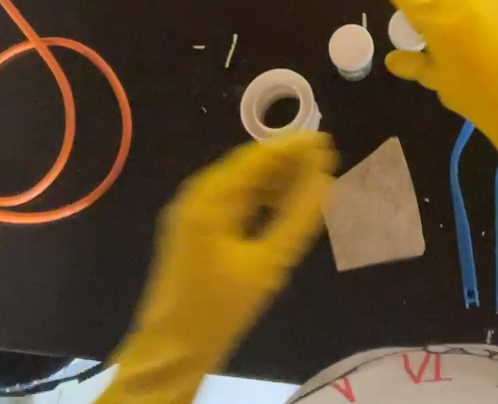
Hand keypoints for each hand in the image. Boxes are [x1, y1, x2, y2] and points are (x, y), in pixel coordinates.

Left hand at [101, 132, 336, 403]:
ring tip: (312, 183)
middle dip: (288, 162)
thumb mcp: (268, 264)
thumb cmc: (218, 309)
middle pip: (250, 166)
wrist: (170, 354)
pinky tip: (285, 205)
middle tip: (326, 162)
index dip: (293, 147)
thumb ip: (300, 217)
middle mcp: (198, 194)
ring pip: (244, 183)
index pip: (258, 156)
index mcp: (210, 197)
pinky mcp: (198, 228)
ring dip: (277, 180)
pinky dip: (262, 198)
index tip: (326, 142)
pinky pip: (236, 201)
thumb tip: (327, 179)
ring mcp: (195, 210)